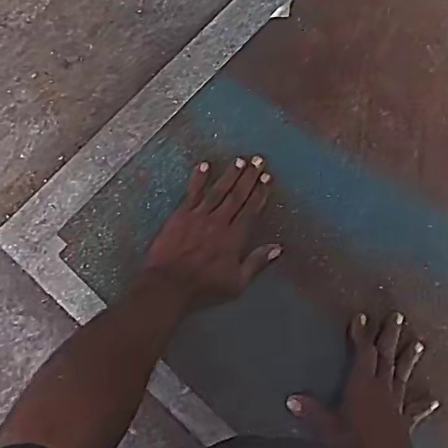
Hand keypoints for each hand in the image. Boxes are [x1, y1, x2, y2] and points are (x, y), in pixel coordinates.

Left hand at [138, 156, 281, 308]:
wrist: (169, 284)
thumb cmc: (204, 287)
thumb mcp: (236, 283)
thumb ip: (257, 262)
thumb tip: (278, 248)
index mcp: (234, 237)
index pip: (251, 209)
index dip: (259, 192)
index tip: (266, 178)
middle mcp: (219, 222)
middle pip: (237, 195)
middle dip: (249, 177)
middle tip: (258, 160)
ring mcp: (199, 216)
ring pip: (218, 190)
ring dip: (230, 174)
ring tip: (240, 160)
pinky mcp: (180, 215)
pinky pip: (192, 192)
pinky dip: (199, 178)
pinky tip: (205, 165)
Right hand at [289, 311, 439, 447]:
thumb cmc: (358, 447)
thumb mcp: (329, 430)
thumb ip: (312, 412)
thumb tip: (291, 399)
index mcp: (362, 385)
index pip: (363, 353)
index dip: (362, 334)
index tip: (361, 316)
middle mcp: (382, 389)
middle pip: (386, 357)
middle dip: (390, 335)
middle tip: (398, 315)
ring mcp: (396, 404)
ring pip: (402, 375)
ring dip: (410, 358)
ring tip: (420, 342)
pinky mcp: (405, 422)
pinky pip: (414, 409)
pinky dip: (422, 403)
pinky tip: (432, 400)